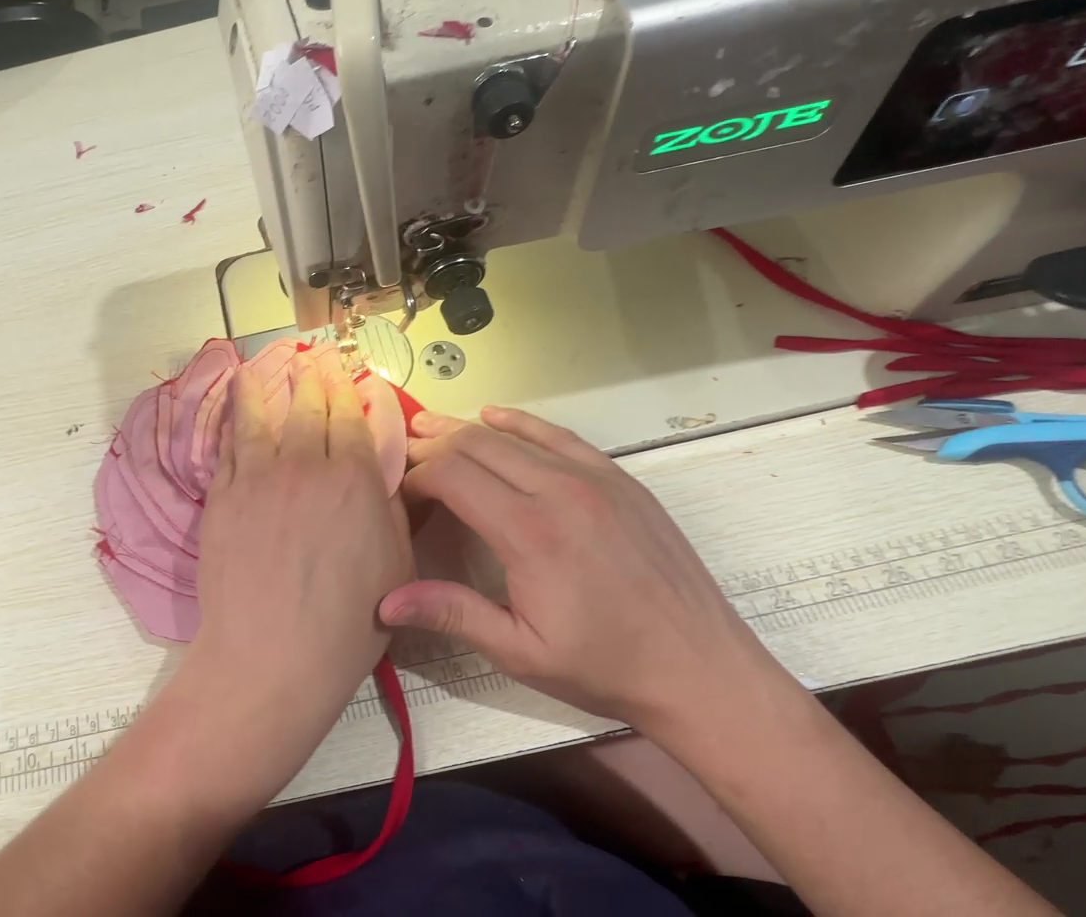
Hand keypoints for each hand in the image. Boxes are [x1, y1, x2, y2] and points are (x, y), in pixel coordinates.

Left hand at [190, 351, 413, 745]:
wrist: (270, 658)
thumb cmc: (346, 625)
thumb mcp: (395, 566)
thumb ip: (390, 509)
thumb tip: (383, 470)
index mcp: (353, 480)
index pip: (350, 417)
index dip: (349, 389)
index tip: (347, 371)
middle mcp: (304, 466)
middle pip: (308, 407)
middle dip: (314, 377)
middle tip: (313, 358)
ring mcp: (256, 478)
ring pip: (262, 416)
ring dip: (267, 385)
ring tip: (265, 365)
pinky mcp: (221, 497)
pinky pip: (229, 445)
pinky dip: (234, 419)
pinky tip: (236, 407)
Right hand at [379, 407, 786, 731]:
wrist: (699, 668)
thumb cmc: (604, 666)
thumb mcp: (521, 651)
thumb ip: (453, 614)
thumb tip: (385, 601)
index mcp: (530, 533)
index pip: (452, 475)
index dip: (415, 475)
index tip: (397, 492)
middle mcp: (560, 491)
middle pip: (477, 445)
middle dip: (432, 445)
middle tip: (401, 456)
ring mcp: (595, 479)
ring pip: (515, 434)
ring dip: (466, 428)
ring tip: (429, 427)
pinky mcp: (620, 480)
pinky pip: (560, 436)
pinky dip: (521, 422)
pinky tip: (496, 416)